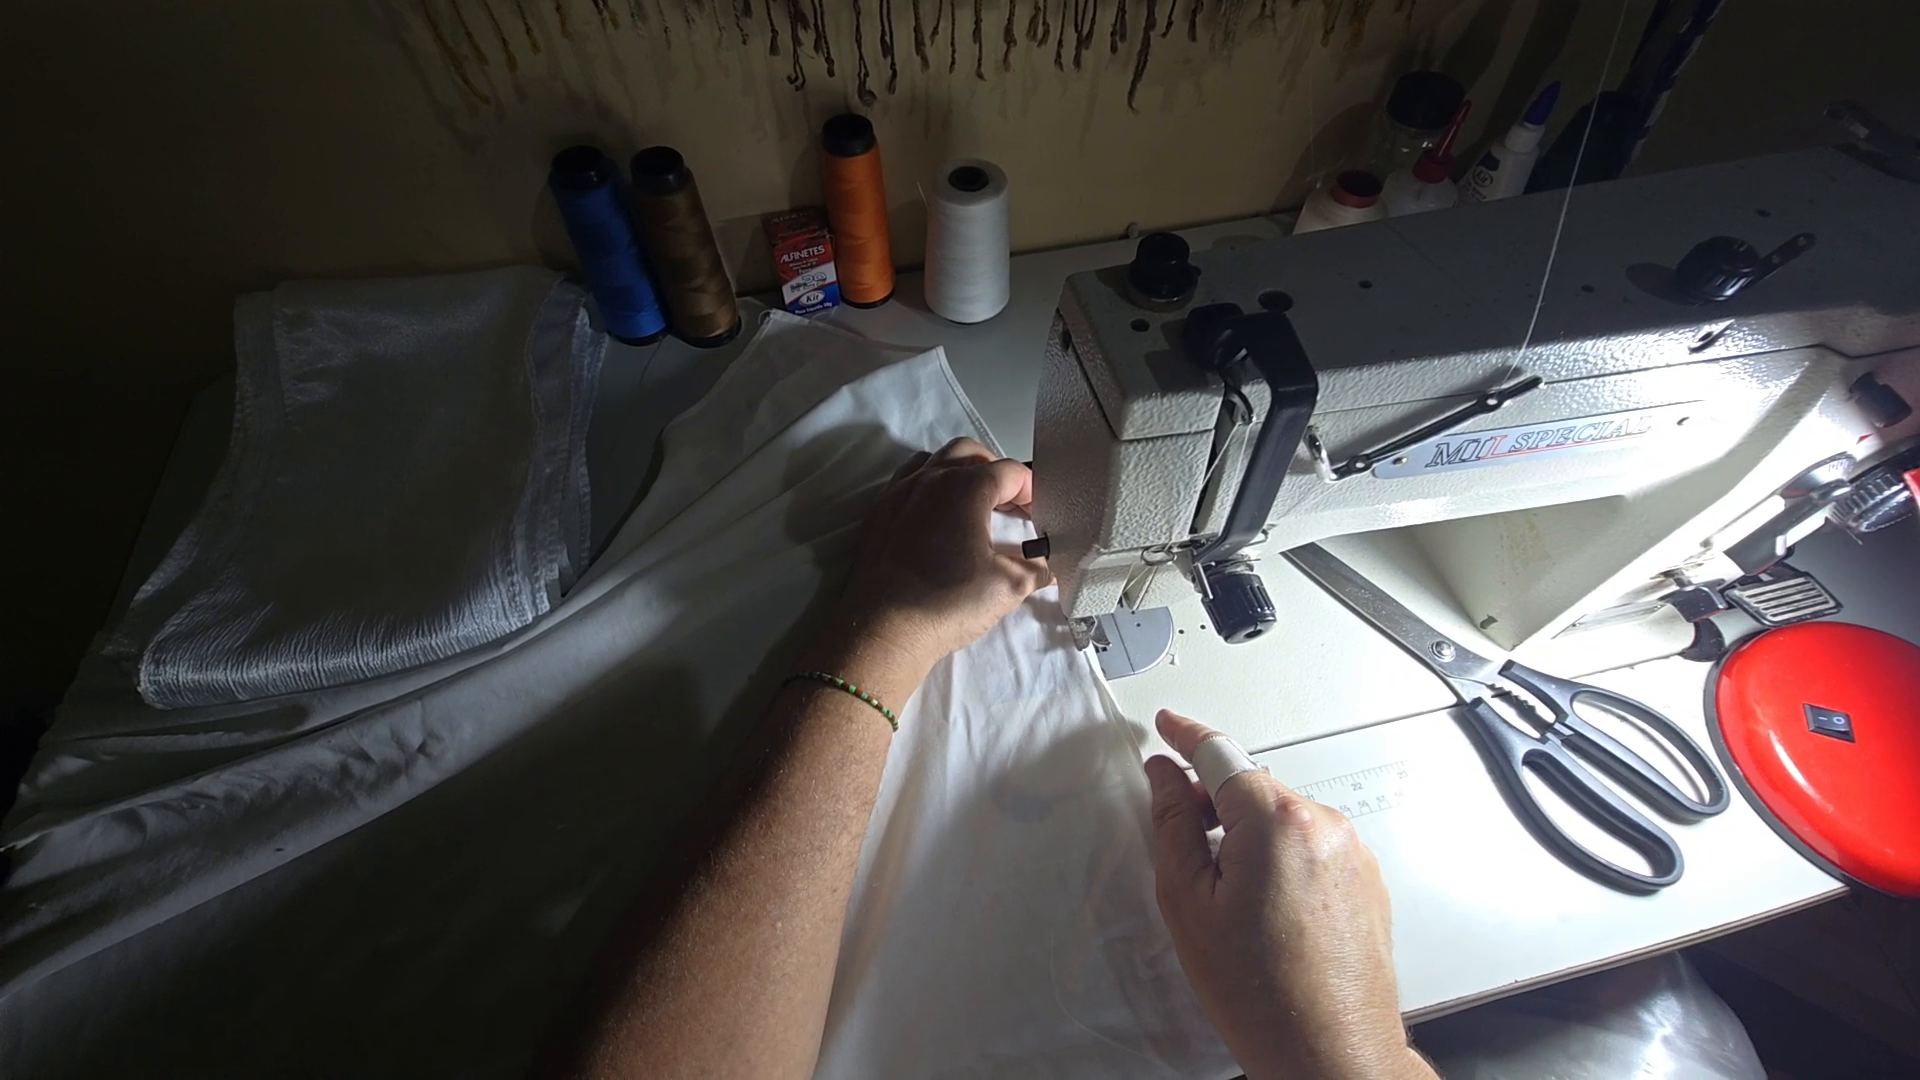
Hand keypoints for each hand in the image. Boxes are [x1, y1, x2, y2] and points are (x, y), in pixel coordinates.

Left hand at [821, 438, 1051, 688]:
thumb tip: (1045, 566)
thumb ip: (1034, 569)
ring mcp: (899, 492)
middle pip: (970, 453)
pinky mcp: (878, 512)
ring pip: (934, 460)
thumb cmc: (944, 603)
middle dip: (995, 470)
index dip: (1031, 489)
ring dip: (959, 472)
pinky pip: (906, 480)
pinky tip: (935, 515)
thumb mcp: (1007, 588)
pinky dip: (928, 486)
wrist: (883, 629)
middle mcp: (929, 479)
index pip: (1009, 472)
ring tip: (973, 502)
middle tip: (1009, 501)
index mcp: (965, 488)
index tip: (1037, 511)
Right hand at [1145, 710, 1432, 1079]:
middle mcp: (1323, 825)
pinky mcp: (1365, 876)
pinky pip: (1306, 840)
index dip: (1184, 735)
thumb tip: (1164, 774)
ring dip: (1245, 828)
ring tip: (1225, 889)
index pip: (1219, 754)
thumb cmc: (1261, 993)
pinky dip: (1276, 850)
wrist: (1333, 1060)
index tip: (1167, 726)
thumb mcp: (1187, 900)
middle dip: (1211, 798)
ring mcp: (1351, 851)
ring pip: (1277, 813)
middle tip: (1183, 838)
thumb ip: (1172, 822)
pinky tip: (1261, 901)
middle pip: (1250, 784)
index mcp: (1276, 821)